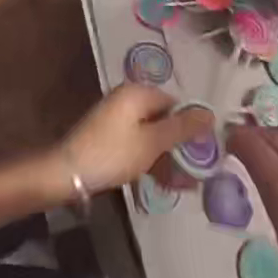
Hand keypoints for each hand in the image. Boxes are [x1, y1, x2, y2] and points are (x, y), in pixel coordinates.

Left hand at [52, 85, 212, 195]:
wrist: (67, 172)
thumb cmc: (112, 153)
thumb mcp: (152, 142)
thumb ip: (182, 128)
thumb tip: (210, 113)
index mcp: (137, 93)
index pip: (175, 102)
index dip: (191, 125)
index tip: (205, 150)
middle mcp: (127, 99)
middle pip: (163, 119)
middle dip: (180, 146)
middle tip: (196, 172)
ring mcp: (117, 118)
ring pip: (151, 135)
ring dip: (167, 157)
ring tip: (184, 184)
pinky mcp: (109, 136)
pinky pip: (138, 143)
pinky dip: (150, 159)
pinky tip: (163, 181)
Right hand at [229, 125, 277, 277]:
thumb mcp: (277, 221)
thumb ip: (263, 185)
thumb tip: (249, 161)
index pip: (254, 144)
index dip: (236, 138)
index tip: (227, 142)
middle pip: (272, 135)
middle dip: (252, 134)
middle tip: (239, 141)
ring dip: (272, 135)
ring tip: (262, 145)